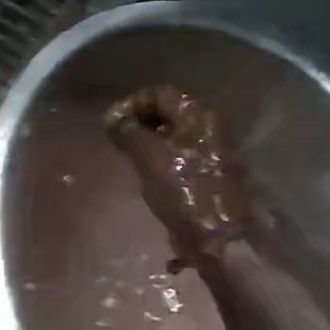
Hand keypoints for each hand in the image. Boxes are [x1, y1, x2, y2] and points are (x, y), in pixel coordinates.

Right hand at [104, 86, 266, 264]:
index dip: (131, 103)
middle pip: (168, 110)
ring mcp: (213, 148)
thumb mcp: (147, 157)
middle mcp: (210, 125)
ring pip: (174, 131)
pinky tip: (145, 168)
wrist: (218, 237)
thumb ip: (127, 132)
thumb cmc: (182, 191)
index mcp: (198, 115)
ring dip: (148, 137)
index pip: (159, 93)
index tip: (111, 122)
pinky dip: (160, 152)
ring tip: (126, 152)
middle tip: (116, 135)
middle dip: (139, 119)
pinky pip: (180, 150)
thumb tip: (112, 119)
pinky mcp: (210, 169)